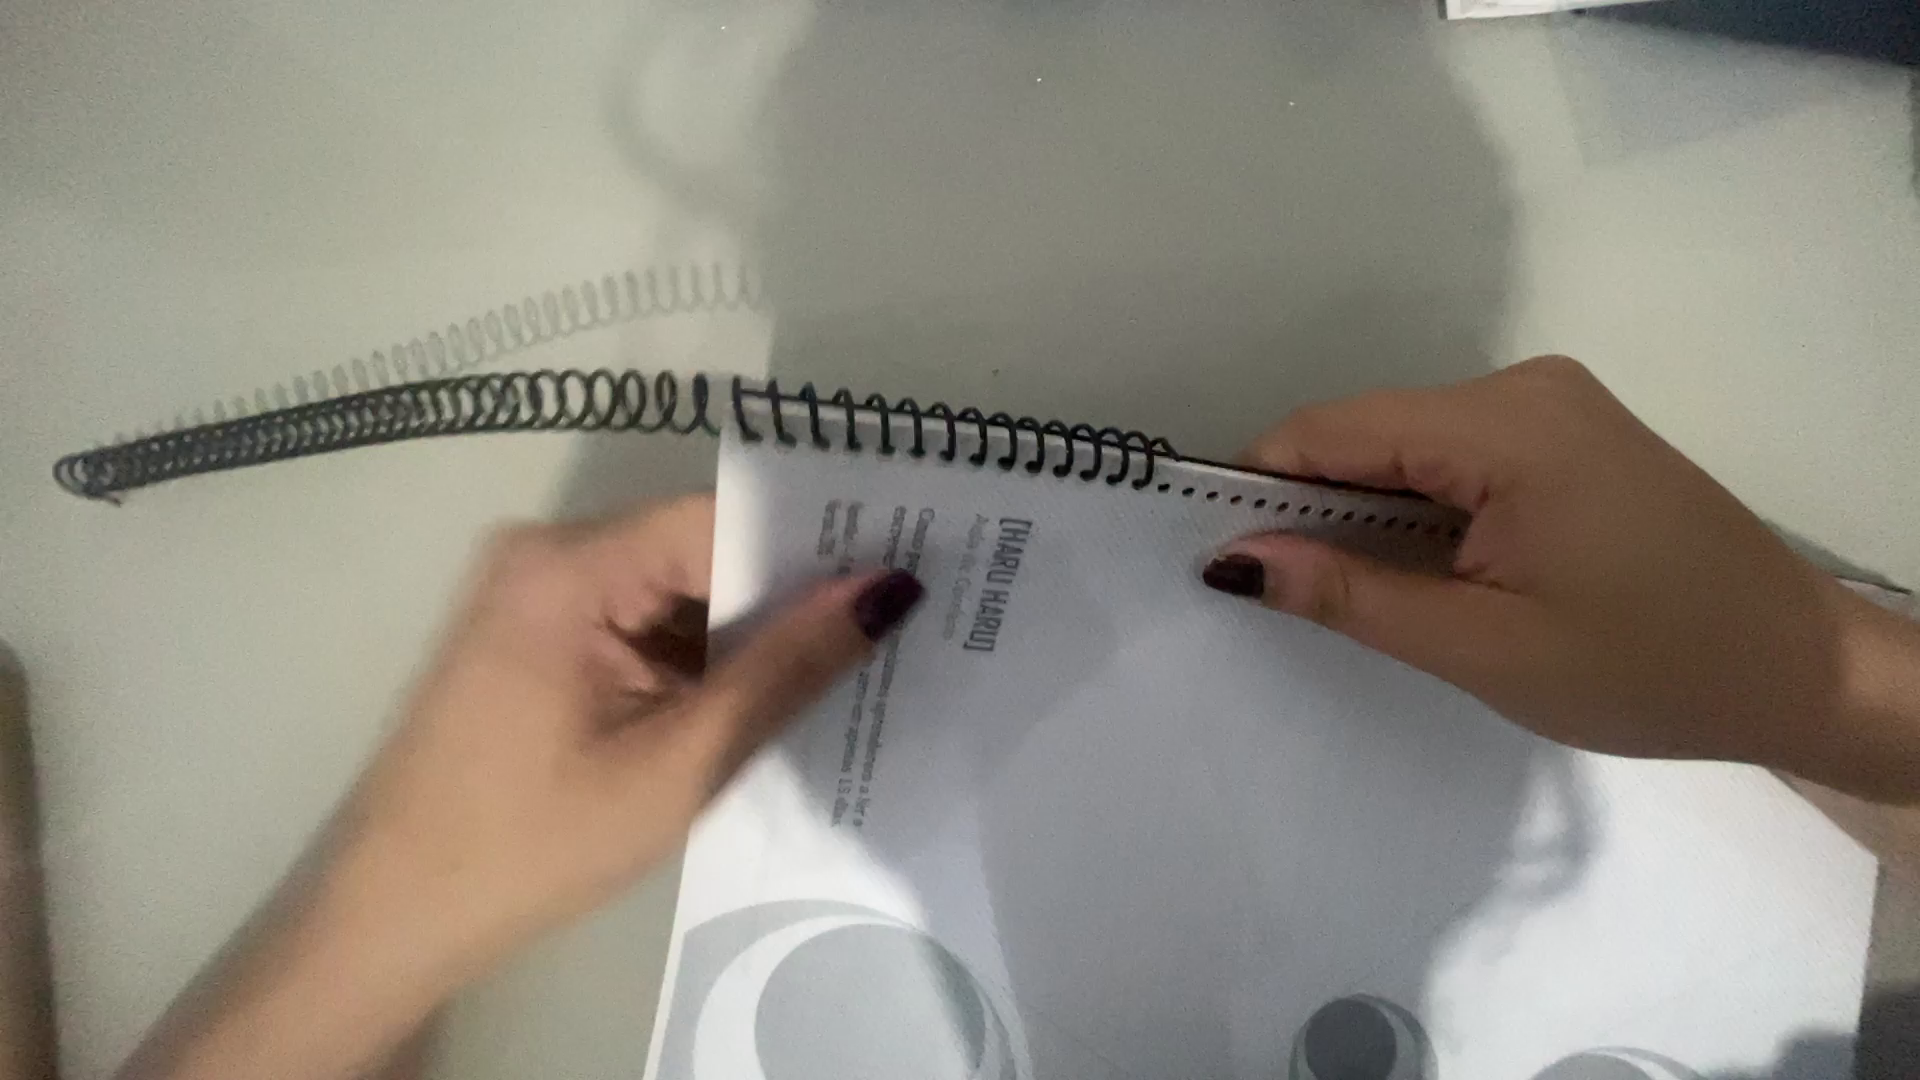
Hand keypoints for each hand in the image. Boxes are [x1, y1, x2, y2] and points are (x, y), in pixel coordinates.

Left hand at [117, 495, 924, 1079]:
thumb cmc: (533, 846)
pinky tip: (764, 689)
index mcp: (567, 568)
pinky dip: (710, 654)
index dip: (812, 547)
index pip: (720, 522)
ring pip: (686, 588)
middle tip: (889, 624)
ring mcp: (547, 595)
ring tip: (845, 660)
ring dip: (753, 631)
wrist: (390, 928)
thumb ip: (787, 669)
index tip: (898, 572)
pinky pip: (655, 619)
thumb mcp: (682, 760)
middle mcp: (552, 557)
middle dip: (789, 596)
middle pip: (704, 550)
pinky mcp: (552, 634)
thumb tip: (889, 591)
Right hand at [1203, 357, 1919, 803]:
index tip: (1230, 556)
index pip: (1329, 430)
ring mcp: (1536, 403)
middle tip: (1292, 585)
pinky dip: (1393, 502)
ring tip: (1353, 580)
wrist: (1807, 676)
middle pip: (1355, 432)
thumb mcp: (1479, 648)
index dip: (1261, 486)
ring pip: (1385, 442)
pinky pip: (1428, 452)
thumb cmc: (1649, 670)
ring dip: (1349, 507)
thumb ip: (1346, 595)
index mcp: (1507, 428)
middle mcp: (1517, 390)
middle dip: (1305, 503)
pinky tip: (1409, 557)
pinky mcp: (1546, 429)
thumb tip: (1231, 563)